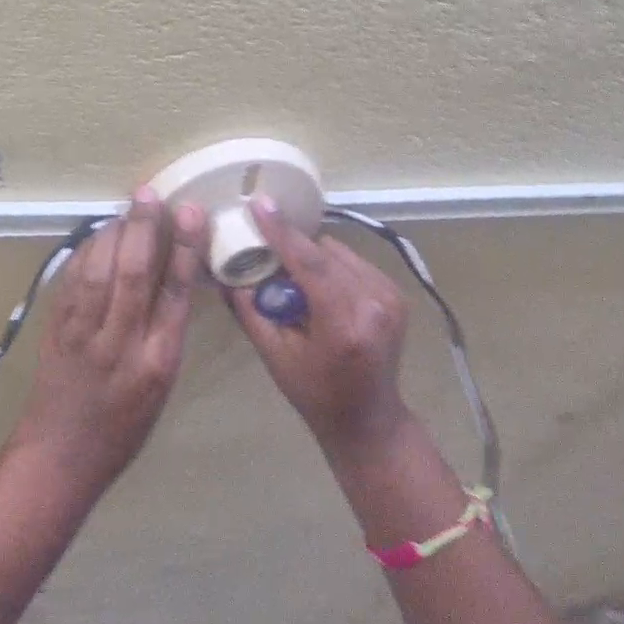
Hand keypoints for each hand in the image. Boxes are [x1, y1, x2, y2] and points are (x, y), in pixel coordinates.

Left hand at [6, 188, 209, 492]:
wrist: (62, 455)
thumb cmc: (122, 427)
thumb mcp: (161, 386)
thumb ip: (165, 333)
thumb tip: (171, 280)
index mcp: (158, 362)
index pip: (176, 294)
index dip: (184, 248)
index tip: (190, 213)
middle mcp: (122, 344)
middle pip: (136, 274)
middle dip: (145, 228)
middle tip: (151, 195)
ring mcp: (84, 335)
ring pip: (101, 271)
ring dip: (114, 233)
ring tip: (128, 207)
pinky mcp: (56, 330)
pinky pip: (73, 282)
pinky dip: (86, 253)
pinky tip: (98, 236)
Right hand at [229, 194, 413, 463]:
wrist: (369, 420)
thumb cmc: (315, 393)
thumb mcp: (273, 355)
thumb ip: (250, 309)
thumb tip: (227, 271)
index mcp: (345, 324)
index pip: (310, 264)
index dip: (282, 232)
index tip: (259, 204)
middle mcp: (375, 303)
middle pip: (324, 253)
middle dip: (292, 247)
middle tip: (264, 253)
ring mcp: (391, 297)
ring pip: (339, 253)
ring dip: (312, 258)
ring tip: (294, 281)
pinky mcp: (396, 293)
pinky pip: (353, 262)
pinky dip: (330, 267)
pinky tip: (318, 288)